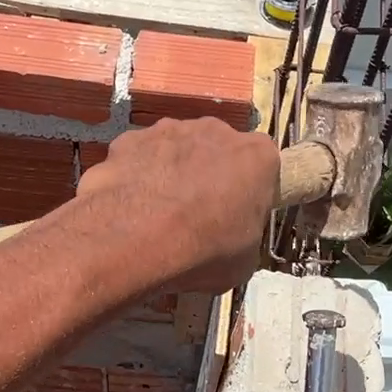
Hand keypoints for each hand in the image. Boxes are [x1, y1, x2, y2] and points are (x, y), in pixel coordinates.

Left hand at [68, 118, 278, 292]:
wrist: (136, 241)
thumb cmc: (205, 251)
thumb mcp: (243, 262)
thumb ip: (243, 235)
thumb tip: (229, 238)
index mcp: (257, 156)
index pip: (262, 166)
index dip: (248, 191)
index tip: (235, 214)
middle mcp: (216, 131)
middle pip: (217, 150)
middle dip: (209, 175)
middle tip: (196, 215)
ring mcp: (170, 129)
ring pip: (176, 149)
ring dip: (171, 173)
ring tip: (157, 214)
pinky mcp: (129, 138)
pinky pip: (138, 157)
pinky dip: (136, 176)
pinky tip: (129, 206)